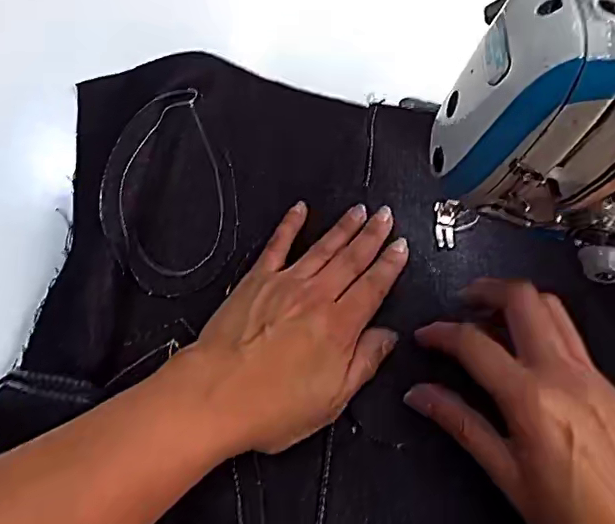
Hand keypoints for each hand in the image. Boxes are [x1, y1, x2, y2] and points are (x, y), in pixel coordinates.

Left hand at [171, 202, 408, 454]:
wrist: (215, 395)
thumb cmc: (269, 405)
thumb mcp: (331, 400)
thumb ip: (364, 363)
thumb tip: (387, 338)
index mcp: (338, 326)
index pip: (373, 286)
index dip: (390, 264)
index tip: (400, 247)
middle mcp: (316, 297)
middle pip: (352, 258)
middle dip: (373, 235)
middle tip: (386, 216)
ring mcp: (286, 283)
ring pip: (324, 247)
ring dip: (344, 226)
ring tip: (359, 210)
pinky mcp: (258, 279)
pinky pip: (278, 244)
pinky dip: (291, 223)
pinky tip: (300, 209)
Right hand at [405, 279, 614, 523]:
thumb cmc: (580, 521)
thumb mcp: (508, 478)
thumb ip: (462, 426)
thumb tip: (425, 398)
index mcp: (533, 401)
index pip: (475, 343)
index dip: (442, 332)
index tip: (429, 334)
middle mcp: (564, 376)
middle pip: (520, 297)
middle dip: (485, 289)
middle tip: (464, 300)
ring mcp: (591, 374)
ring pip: (551, 305)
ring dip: (517, 300)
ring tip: (495, 313)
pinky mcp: (608, 383)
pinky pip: (572, 333)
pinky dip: (544, 325)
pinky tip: (532, 347)